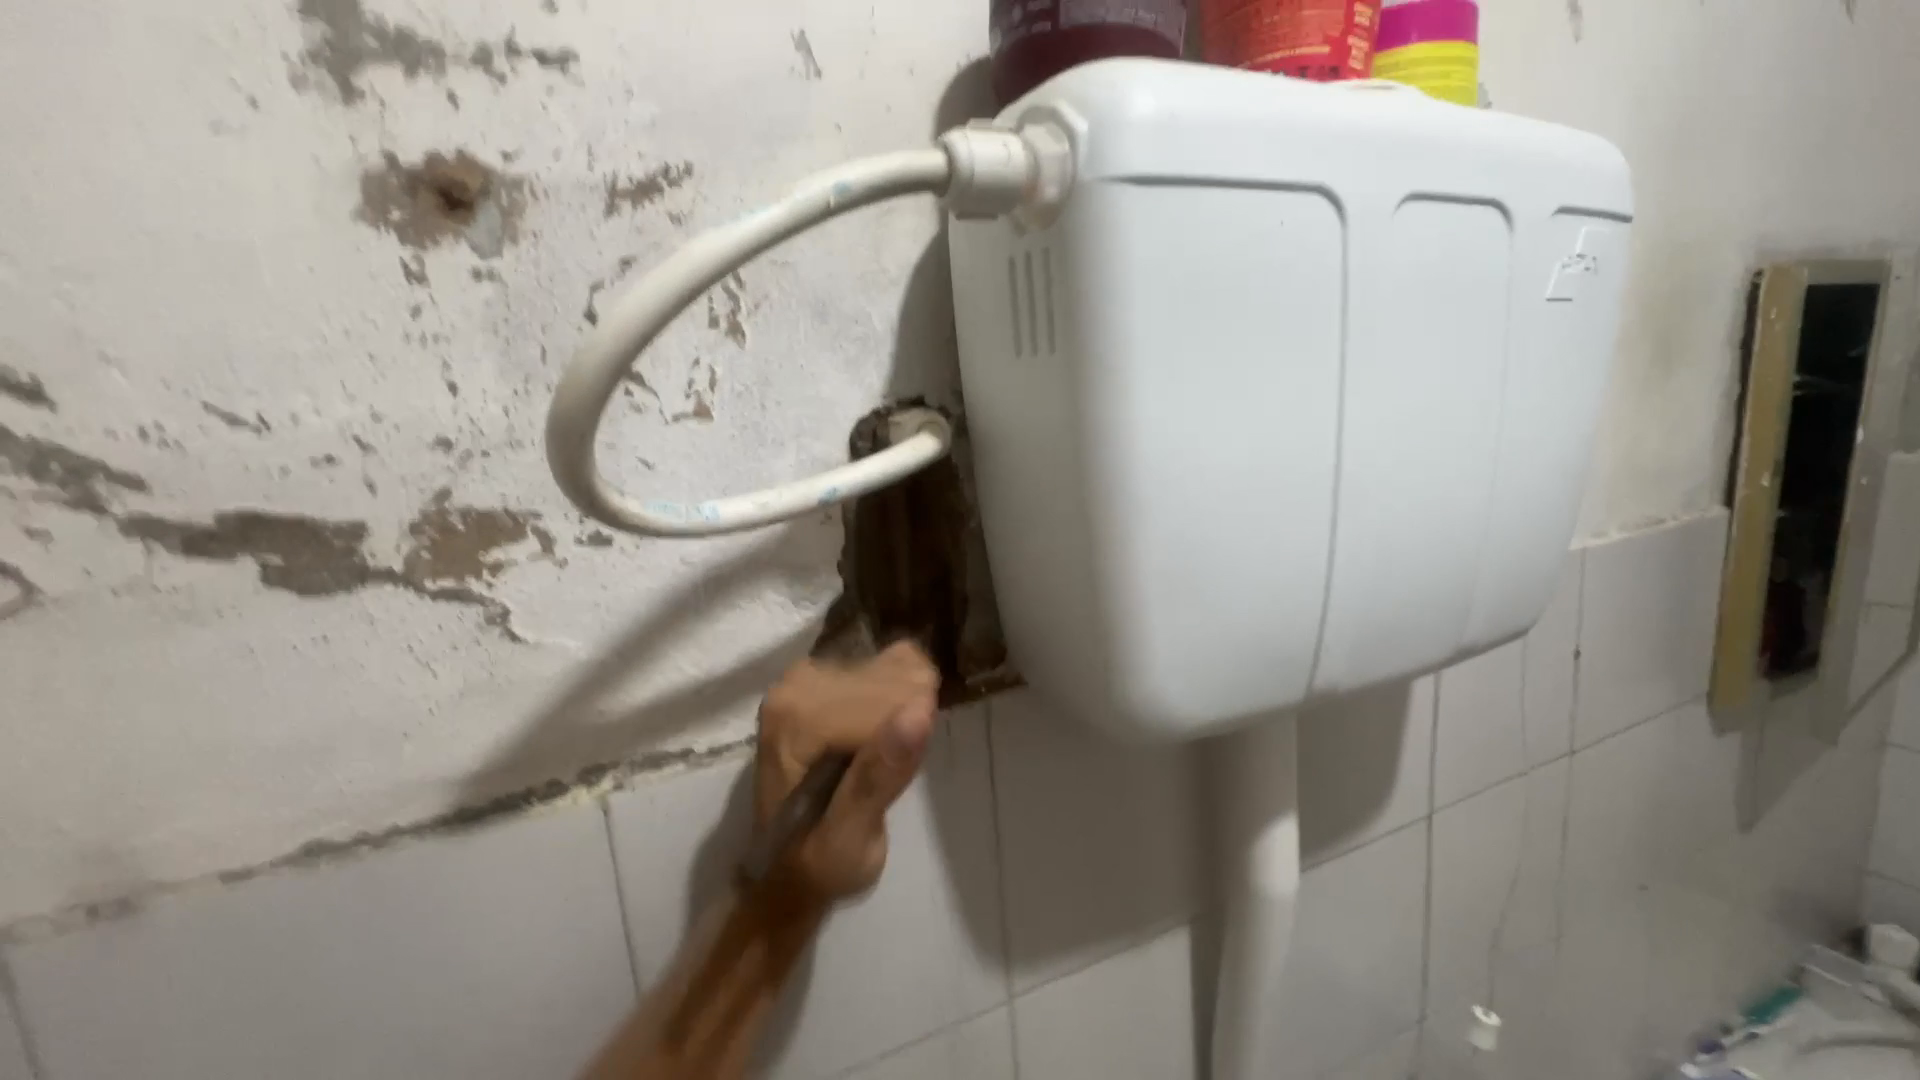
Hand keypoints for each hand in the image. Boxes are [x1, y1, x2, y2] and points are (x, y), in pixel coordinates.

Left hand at [752, 641, 939, 906]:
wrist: (788, 870)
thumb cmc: (818, 862)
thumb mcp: (849, 840)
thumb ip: (878, 779)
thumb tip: (918, 714)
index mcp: (797, 716)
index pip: (890, 692)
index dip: (911, 732)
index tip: (900, 774)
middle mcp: (796, 682)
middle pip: (894, 671)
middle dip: (906, 718)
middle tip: (886, 770)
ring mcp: (808, 674)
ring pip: (897, 665)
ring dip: (904, 709)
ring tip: (881, 756)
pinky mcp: (823, 675)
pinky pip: (889, 665)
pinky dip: (899, 699)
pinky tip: (880, 736)